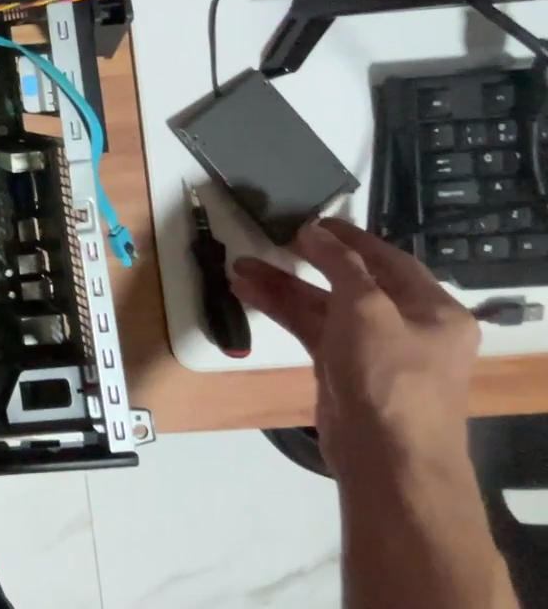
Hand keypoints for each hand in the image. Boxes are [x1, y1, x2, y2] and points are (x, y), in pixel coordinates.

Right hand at [230, 218, 479, 479]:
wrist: (387, 452)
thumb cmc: (389, 376)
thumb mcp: (368, 311)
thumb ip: (341, 267)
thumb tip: (316, 232)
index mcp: (433, 311)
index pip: (390, 261)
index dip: (351, 239)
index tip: (311, 220)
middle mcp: (407, 326)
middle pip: (351, 282)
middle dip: (306, 261)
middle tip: (271, 240)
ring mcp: (373, 348)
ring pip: (323, 305)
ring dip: (282, 285)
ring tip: (239, 267)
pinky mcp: (342, 365)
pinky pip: (310, 326)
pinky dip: (281, 308)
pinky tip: (247, 292)